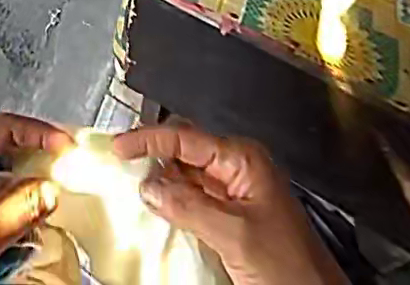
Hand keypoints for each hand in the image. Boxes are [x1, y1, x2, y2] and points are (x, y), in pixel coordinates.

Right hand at [113, 124, 345, 284]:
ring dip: (159, 178)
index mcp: (243, 160)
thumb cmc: (291, 272)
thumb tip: (147, 187)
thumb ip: (188, 207)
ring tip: (130, 181)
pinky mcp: (231, 216)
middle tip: (121, 162)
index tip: (118, 148)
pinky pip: (192, 198)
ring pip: (184, 173)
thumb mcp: (236, 237)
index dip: (147, 139)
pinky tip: (154, 205)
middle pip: (182, 149)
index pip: (184, 137)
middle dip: (152, 153)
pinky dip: (171, 200)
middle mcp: (238, 168)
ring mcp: (235, 192)